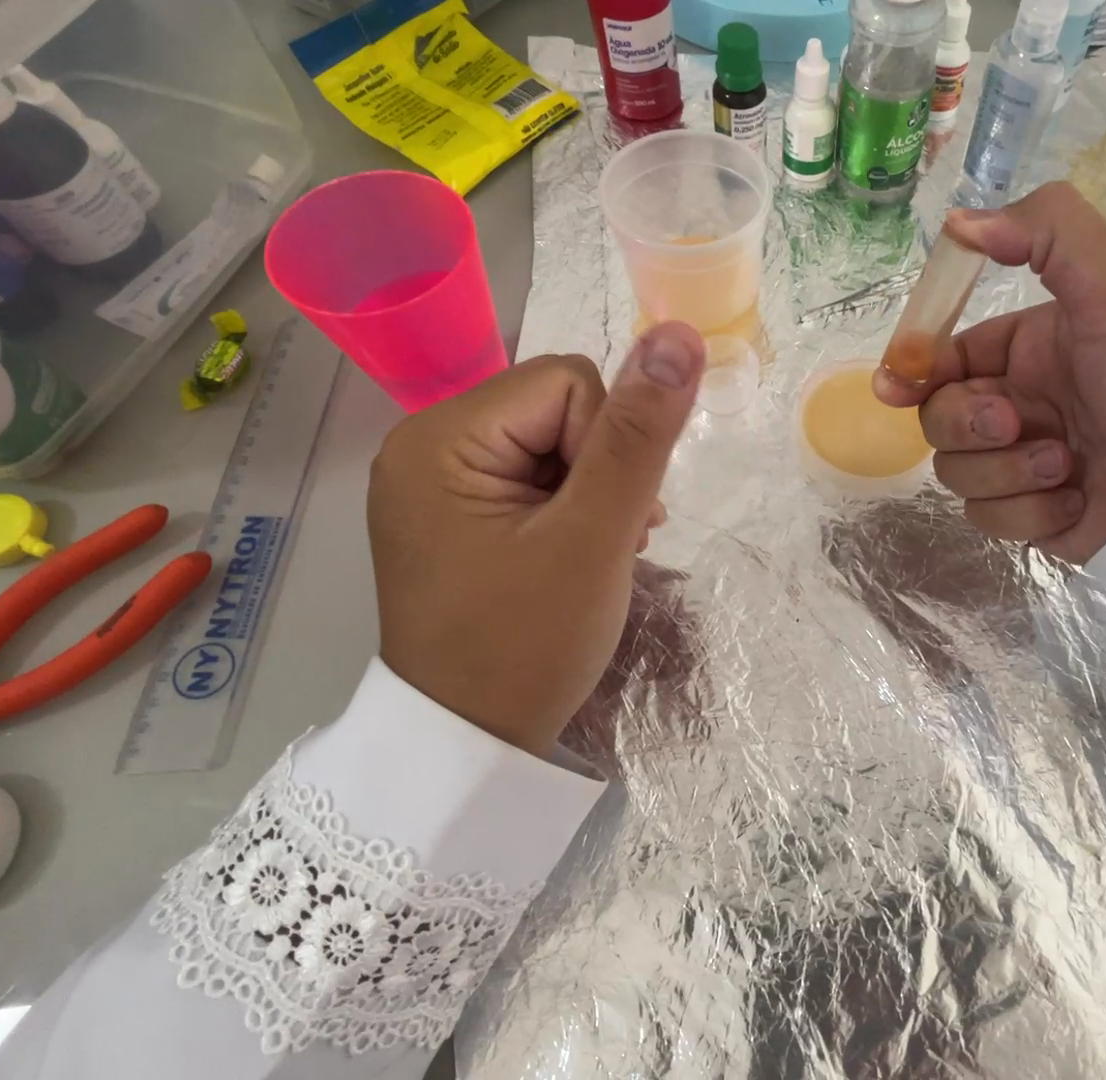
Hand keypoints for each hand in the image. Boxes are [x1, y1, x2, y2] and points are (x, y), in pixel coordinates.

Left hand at [368, 323, 704, 756]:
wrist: (469, 744)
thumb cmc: (528, 643)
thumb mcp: (595, 536)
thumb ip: (639, 436)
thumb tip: (680, 334)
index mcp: (442, 437)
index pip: (567, 382)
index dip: (609, 444)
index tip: (605, 521)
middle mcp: (426, 444)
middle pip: (557, 408)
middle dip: (602, 469)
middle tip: (610, 542)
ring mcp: (436, 483)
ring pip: (553, 442)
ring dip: (593, 492)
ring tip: (597, 554)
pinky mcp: (453, 516)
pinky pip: (531, 478)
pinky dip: (569, 509)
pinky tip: (576, 555)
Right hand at [875, 182, 1105, 562]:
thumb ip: (1046, 234)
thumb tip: (957, 222)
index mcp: (1029, 350)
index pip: (947, 356)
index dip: (915, 367)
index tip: (897, 382)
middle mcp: (1020, 404)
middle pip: (939, 418)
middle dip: (967, 424)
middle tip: (1011, 425)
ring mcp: (1023, 464)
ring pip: (956, 472)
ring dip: (1005, 472)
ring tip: (1066, 466)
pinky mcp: (1033, 518)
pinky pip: (987, 518)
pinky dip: (1027, 514)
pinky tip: (1077, 503)